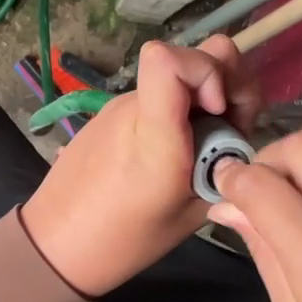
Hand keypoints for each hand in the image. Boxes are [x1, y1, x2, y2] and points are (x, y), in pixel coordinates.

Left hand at [23, 36, 261, 296]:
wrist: (57, 246)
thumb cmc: (124, 241)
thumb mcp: (192, 214)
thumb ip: (224, 169)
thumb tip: (244, 143)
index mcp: (152, 133)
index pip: (169, 59)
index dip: (207, 72)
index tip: (218, 111)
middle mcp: (134, 107)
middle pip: (193, 55)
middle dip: (226, 82)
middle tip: (230, 129)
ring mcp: (119, 106)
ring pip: (179, 77)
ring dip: (205, 100)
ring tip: (205, 148)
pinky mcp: (111, 115)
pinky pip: (158, 96)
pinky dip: (181, 111)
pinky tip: (177, 153)